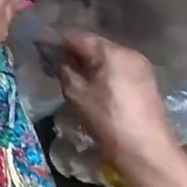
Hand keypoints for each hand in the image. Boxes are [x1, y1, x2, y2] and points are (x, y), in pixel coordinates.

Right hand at [59, 31, 183, 180]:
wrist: (147, 150)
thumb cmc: (108, 119)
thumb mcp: (75, 92)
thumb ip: (63, 68)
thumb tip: (55, 57)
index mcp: (111, 51)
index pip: (76, 36)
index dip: (55, 41)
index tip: (40, 49)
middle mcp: (129, 52)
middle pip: (93, 44)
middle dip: (72, 52)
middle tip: (53, 64)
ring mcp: (141, 66)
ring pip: (105, 56)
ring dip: (87, 62)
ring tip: (71, 75)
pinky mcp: (146, 80)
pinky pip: (117, 67)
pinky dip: (102, 71)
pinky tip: (92, 84)